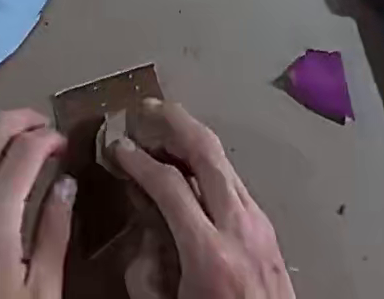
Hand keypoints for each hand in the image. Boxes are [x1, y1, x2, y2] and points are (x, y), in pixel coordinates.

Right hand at [112, 100, 294, 298]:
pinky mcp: (266, 223)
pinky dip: (207, 160)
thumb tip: (142, 233)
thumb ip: (148, 274)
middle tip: (145, 108)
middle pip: (205, 150)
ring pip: (222, 157)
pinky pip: (232, 178)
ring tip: (163, 125)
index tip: (117, 146)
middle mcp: (239, 224)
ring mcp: (258, 219)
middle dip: (172, 121)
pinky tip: (189, 163)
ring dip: (191, 134)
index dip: (138, 161)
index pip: (170, 185)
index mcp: (211, 252)